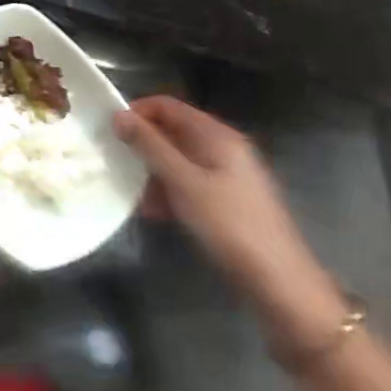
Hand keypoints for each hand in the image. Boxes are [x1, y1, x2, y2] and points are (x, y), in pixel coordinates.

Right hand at [113, 97, 347, 350]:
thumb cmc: (230, 225)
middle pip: (174, 132)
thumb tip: (119, 115)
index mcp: (216, 135)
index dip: (138, 112)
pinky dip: (170, 192)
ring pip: (180, 161)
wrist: (280, 284)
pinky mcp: (227, 203)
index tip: (110, 130)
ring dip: (153, 171)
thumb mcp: (184, 183)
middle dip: (143, 144)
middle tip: (114, 160)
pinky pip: (190, 185)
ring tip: (127, 189)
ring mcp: (227, 177)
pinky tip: (152, 212)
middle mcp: (223, 148)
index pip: (169, 106)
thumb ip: (151, 147)